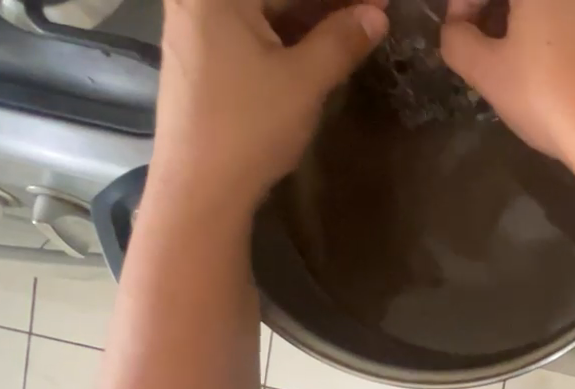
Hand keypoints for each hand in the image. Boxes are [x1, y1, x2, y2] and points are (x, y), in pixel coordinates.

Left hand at [153, 0, 389, 212]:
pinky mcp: (201, 54)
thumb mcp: (304, 81)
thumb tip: (378, 14)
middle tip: (373, 10)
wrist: (200, 184)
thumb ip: (340, 42)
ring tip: (354, 27)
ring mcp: (195, 24)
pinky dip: (286, 31)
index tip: (379, 2)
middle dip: (326, 2)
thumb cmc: (250, 125)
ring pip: (262, 9)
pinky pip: (250, 27)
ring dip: (308, 15)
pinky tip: (317, 42)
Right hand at [440, 0, 574, 162]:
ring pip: (552, 6)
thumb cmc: (546, 97)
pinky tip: (553, 77)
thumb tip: (455, 32)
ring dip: (526, 25)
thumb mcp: (487, 73)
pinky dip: (557, 38)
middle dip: (495, 12)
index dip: (464, 3)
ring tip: (516, 65)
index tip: (458, 34)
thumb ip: (458, 42)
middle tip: (484, 47)